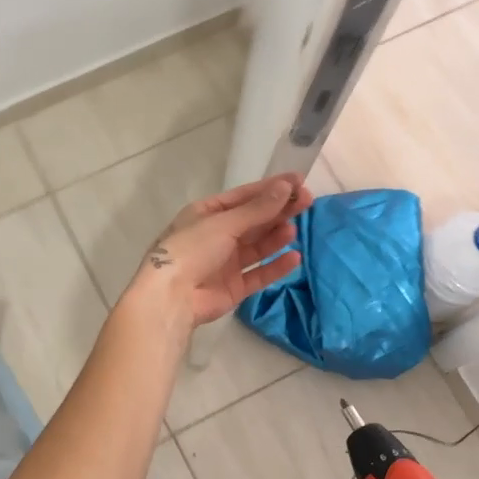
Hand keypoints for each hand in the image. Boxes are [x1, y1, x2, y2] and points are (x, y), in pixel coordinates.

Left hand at [130, 173, 313, 325]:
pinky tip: (294, 257)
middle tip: (307, 202)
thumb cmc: (192, 249)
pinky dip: (275, 266)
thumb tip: (286, 186)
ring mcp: (225, 263)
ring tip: (294, 229)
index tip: (299, 182)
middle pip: (253, 220)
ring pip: (257, 246)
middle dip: (279, 211)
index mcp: (206, 214)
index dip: (271, 188)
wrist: (171, 297)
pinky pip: (258, 273)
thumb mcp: (224, 223)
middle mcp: (216, 236)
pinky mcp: (233, 287)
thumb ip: (257, 209)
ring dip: (276, 236)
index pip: (243, 197)